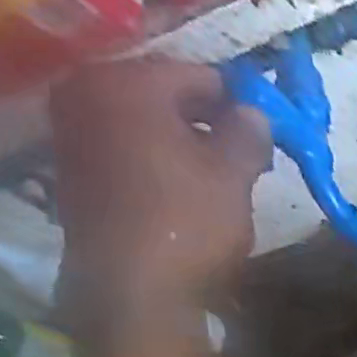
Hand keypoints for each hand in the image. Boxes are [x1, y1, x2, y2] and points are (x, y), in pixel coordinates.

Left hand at [51, 60, 270, 316]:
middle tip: (260, 156)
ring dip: (196, 142)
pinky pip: (136, 143)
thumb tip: (255, 113)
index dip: (244, 102)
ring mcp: (78, 128)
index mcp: (126, 86)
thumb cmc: (191, 220)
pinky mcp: (82, 163)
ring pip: (154, 121)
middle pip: (170, 94)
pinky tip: (200, 188)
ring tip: (235, 176)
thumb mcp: (234, 175)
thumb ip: (248, 135)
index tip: (278, 132)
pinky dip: (170, 157)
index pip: (200, 76)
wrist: (137, 281)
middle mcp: (89, 93)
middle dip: (218, 121)